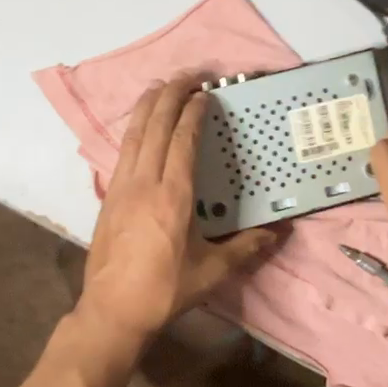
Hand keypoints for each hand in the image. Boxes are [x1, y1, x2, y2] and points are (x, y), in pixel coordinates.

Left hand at [76, 78, 276, 343]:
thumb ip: (247, 247)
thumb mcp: (212, 271)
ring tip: (162, 85)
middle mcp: (144, 181)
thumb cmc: (165, 290)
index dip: (194, 111)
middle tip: (189, 75)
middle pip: (154, 124)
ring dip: (148, 104)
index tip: (207, 93)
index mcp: (173, 195)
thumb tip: (279, 232)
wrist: (112, 310)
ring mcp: (121, 187)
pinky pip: (123, 150)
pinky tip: (141, 126)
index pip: (183, 139)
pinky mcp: (108, 197)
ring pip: (133, 133)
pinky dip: (135, 128)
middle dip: (171, 94)